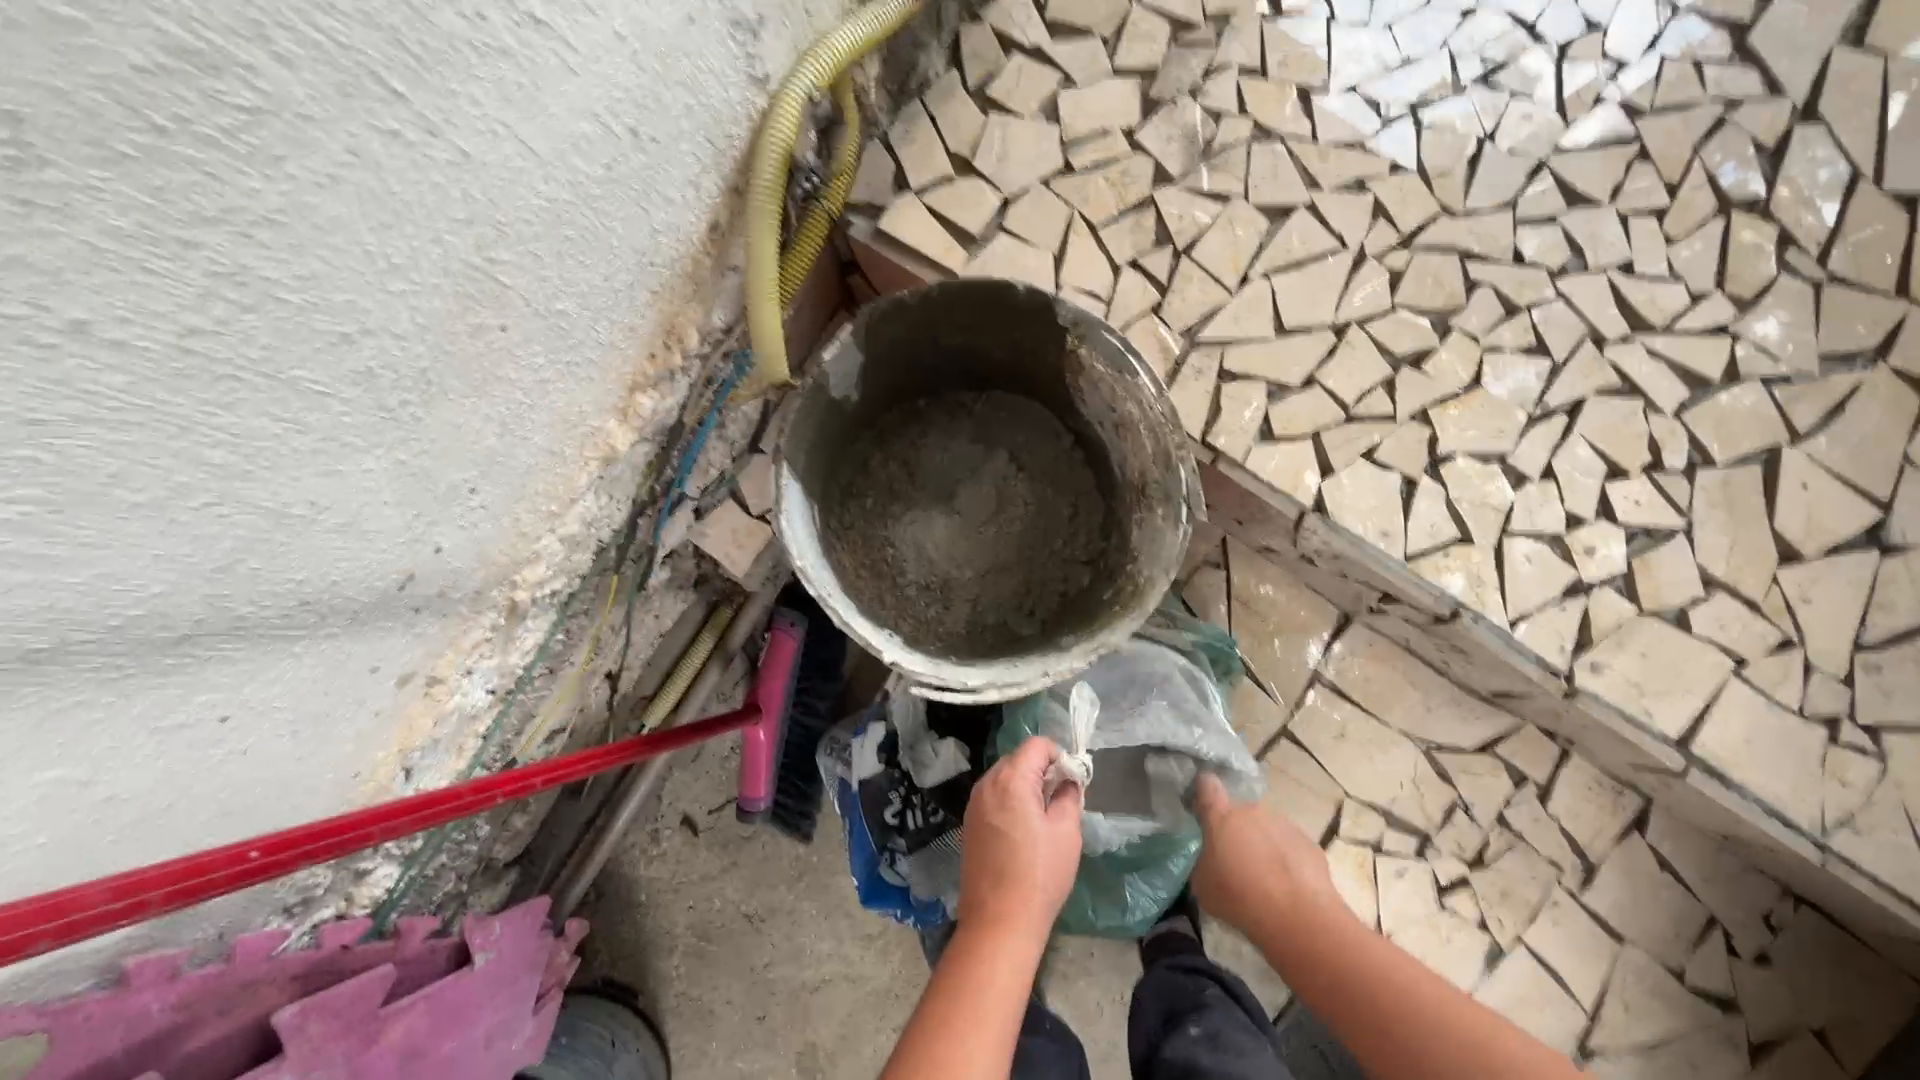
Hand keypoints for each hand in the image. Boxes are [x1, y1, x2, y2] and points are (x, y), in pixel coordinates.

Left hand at [958, 736, 1083, 946]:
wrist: (998, 921)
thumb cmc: (1039, 874)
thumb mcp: (1067, 832)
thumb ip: (1069, 795)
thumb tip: (1068, 780)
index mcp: (1010, 780)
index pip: (1037, 745)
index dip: (1059, 756)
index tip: (1073, 782)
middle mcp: (986, 784)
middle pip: (1018, 758)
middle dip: (1042, 770)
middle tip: (1062, 800)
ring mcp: (973, 804)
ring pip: (1004, 778)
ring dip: (1026, 787)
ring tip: (1045, 819)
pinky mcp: (969, 824)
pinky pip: (994, 798)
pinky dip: (1011, 802)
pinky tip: (1024, 832)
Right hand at [1190, 773, 1340, 938]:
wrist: (1297, 915)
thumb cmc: (1240, 897)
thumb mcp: (1202, 885)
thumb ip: (1203, 862)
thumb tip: (1209, 860)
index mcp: (1221, 817)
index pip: (1207, 785)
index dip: (1204, 792)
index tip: (1203, 809)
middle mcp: (1252, 811)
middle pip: (1239, 813)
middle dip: (1236, 832)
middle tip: (1236, 862)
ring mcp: (1283, 824)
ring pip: (1266, 829)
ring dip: (1262, 845)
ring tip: (1264, 879)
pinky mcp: (1308, 842)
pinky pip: (1289, 845)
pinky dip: (1285, 859)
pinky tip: (1286, 886)